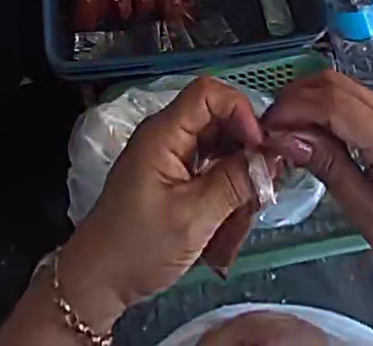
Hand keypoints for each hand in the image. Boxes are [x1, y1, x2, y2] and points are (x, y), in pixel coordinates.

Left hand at [58, 77, 273, 326]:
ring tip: (243, 216)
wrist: (100, 278)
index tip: (260, 148)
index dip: (240, 110)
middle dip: (245, 150)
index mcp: (164, 132)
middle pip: (218, 119)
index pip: (208, 93)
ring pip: (219, 146)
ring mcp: (171, 154)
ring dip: (239, 176)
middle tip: (263, 188)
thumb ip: (234, 183)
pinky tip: (231, 220)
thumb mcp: (193, 218)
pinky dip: (227, 189)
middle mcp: (168, 134)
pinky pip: (211, 167)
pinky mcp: (175, 175)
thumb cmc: (139, 246)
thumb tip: (272, 157)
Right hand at [261, 70, 372, 282]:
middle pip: (335, 83)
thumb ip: (329, 169)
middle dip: (296, 97)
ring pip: (342, 86)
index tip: (268, 127)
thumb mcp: (372, 218)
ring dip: (308, 99)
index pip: (334, 103)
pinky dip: (324, 107)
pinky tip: (310, 131)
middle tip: (271, 126)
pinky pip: (353, 101)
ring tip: (286, 129)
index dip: (294, 109)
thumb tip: (288, 137)